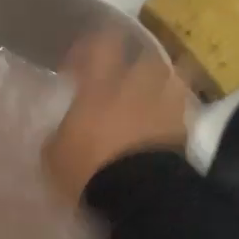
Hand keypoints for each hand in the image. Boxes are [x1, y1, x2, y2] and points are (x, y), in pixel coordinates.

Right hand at [43, 29, 191, 201]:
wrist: (137, 192)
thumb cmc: (88, 170)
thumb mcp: (54, 157)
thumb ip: (59, 135)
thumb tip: (62, 131)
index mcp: (101, 86)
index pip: (99, 46)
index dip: (89, 48)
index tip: (78, 63)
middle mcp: (137, 84)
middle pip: (141, 57)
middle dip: (131, 66)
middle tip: (119, 82)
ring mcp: (165, 102)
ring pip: (167, 77)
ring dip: (156, 85)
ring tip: (145, 100)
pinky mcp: (184, 125)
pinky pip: (177, 106)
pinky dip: (169, 110)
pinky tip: (158, 123)